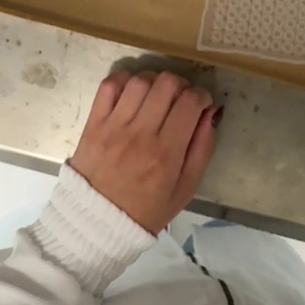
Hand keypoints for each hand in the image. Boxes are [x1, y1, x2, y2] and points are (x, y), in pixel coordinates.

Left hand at [69, 71, 220, 232]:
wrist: (96, 224)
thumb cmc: (146, 210)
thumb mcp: (186, 189)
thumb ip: (202, 149)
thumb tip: (211, 113)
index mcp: (166, 153)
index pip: (190, 102)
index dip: (202, 96)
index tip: (201, 105)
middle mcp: (140, 134)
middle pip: (167, 83)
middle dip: (182, 85)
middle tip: (180, 99)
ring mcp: (113, 126)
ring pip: (140, 80)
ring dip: (154, 81)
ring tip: (156, 96)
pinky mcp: (94, 122)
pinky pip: (109, 85)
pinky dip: (125, 80)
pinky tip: (132, 93)